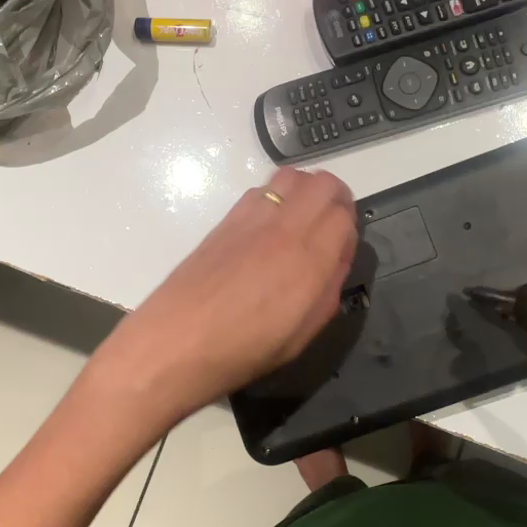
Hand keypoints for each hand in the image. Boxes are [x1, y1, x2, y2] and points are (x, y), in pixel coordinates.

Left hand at [87, 168, 357, 427]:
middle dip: (335, 199)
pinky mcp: (225, 220)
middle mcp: (284, 228)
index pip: (345, 215)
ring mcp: (251, 218)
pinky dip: (275, 197)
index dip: (350, 231)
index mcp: (309, 260)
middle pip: (323, 184)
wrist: (176, 342)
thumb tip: (336, 259)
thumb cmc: (243, 350)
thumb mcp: (302, 334)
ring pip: (291, 176)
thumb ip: (328, 290)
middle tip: (330, 227)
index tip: (341, 251)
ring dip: (305, 191)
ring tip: (301, 220)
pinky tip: (268, 227)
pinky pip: (261, 190)